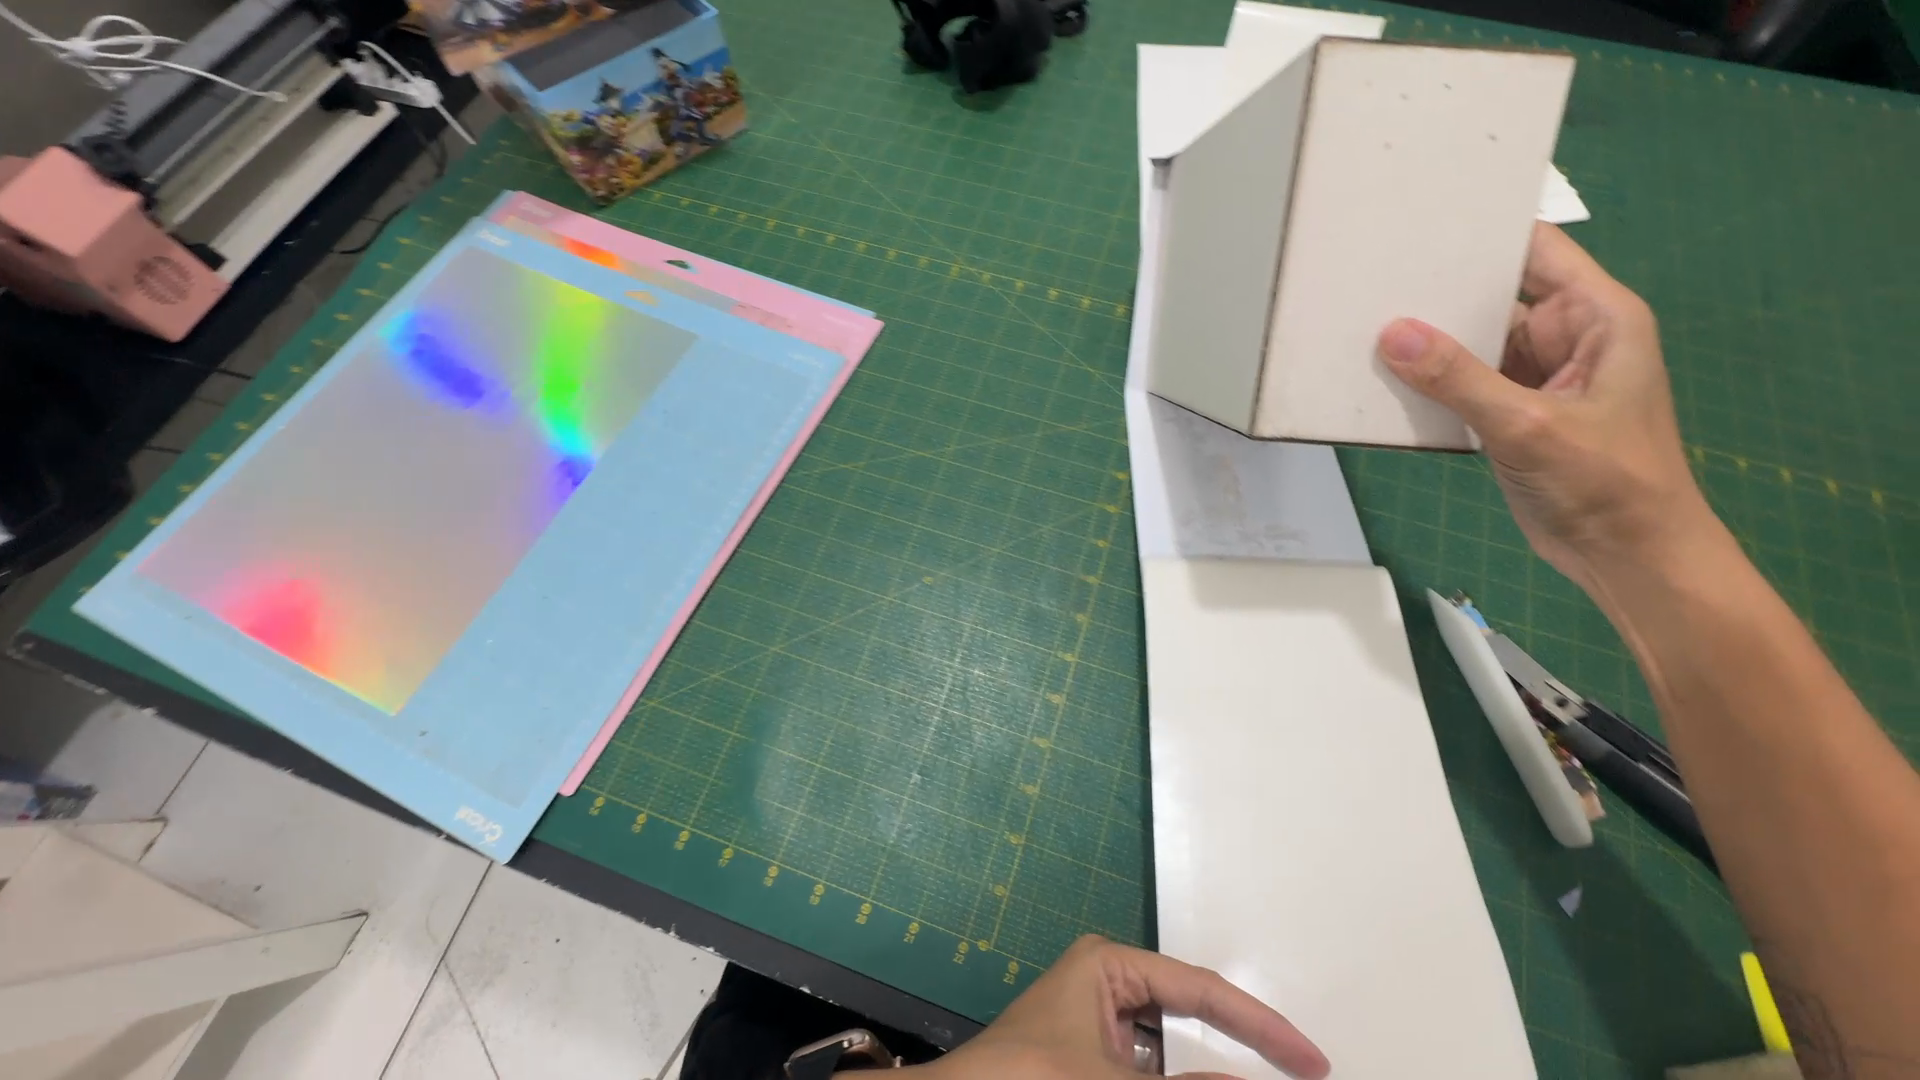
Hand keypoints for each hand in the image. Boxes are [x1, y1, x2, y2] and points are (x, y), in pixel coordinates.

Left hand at [907, 935, 1328, 1079]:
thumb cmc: (1030, 1077)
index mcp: (1111, 965)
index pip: (1203, 990)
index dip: (1262, 1027)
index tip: (1313, 1060)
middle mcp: (1107, 980)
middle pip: (1190, 1015)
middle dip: (1237, 1047)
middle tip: (1296, 1069)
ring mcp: (1096, 1017)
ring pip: (1171, 1047)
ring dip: (1202, 1066)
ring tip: (1257, 1069)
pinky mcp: (1088, 1051)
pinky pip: (1145, 1063)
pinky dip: (1172, 1075)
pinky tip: (1201, 1072)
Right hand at [1376, 223, 1716, 588]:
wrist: (1627, 556)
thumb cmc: (1606, 481)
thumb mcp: (1527, 424)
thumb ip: (1458, 378)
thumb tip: (1391, 335)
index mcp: (1595, 316)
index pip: (1535, 251)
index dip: (1482, 232)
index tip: (1418, 225)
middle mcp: (1565, 337)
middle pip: (1495, 297)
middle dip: (1440, 291)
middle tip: (1372, 277)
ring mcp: (1534, 378)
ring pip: (1473, 345)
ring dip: (1429, 342)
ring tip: (1364, 321)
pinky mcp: (1510, 414)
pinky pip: (1463, 385)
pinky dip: (1430, 384)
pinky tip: (1384, 378)